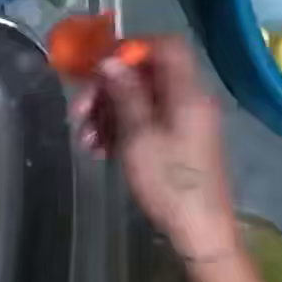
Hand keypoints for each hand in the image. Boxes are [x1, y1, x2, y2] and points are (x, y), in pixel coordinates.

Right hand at [73, 37, 239, 260]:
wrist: (201, 233)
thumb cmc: (169, 183)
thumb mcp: (139, 137)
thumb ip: (125, 94)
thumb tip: (110, 61)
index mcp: (187, 93)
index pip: (167, 48)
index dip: (133, 49)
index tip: (101, 66)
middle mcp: (189, 101)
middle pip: (146, 76)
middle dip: (109, 89)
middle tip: (79, 110)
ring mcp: (185, 123)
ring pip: (142, 101)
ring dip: (109, 113)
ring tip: (85, 138)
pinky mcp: (178, 143)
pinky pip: (147, 122)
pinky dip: (122, 130)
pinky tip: (99, 150)